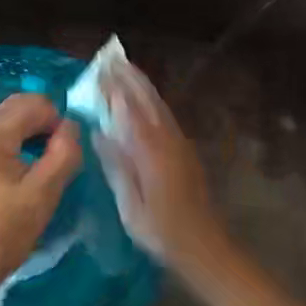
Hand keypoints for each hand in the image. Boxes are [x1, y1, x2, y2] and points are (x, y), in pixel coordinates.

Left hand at [0, 93, 81, 305]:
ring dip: (19, 135)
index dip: (56, 120)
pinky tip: (5, 180)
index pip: (32, 104)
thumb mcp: (44, 193)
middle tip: (51, 159)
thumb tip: (69, 128)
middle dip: (37, 125)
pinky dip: (0, 148)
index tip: (64, 151)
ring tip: (30, 170)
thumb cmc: (3, 233)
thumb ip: (64, 152)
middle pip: (10, 109)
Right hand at [91, 59, 225, 268]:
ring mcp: (180, 144)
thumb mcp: (131, 206)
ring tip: (125, 68)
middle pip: (147, 100)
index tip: (98, 70)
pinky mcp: (185, 151)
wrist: (206, 247)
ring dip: (142, 85)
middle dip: (129, 78)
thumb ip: (117, 166)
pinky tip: (144, 99)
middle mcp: (168, 140)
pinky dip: (151, 100)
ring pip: (159, 105)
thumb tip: (99, 133)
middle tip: (111, 58)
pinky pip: (165, 116)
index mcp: (152, 152)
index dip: (114, 89)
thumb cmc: (163, 232)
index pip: (128, 111)